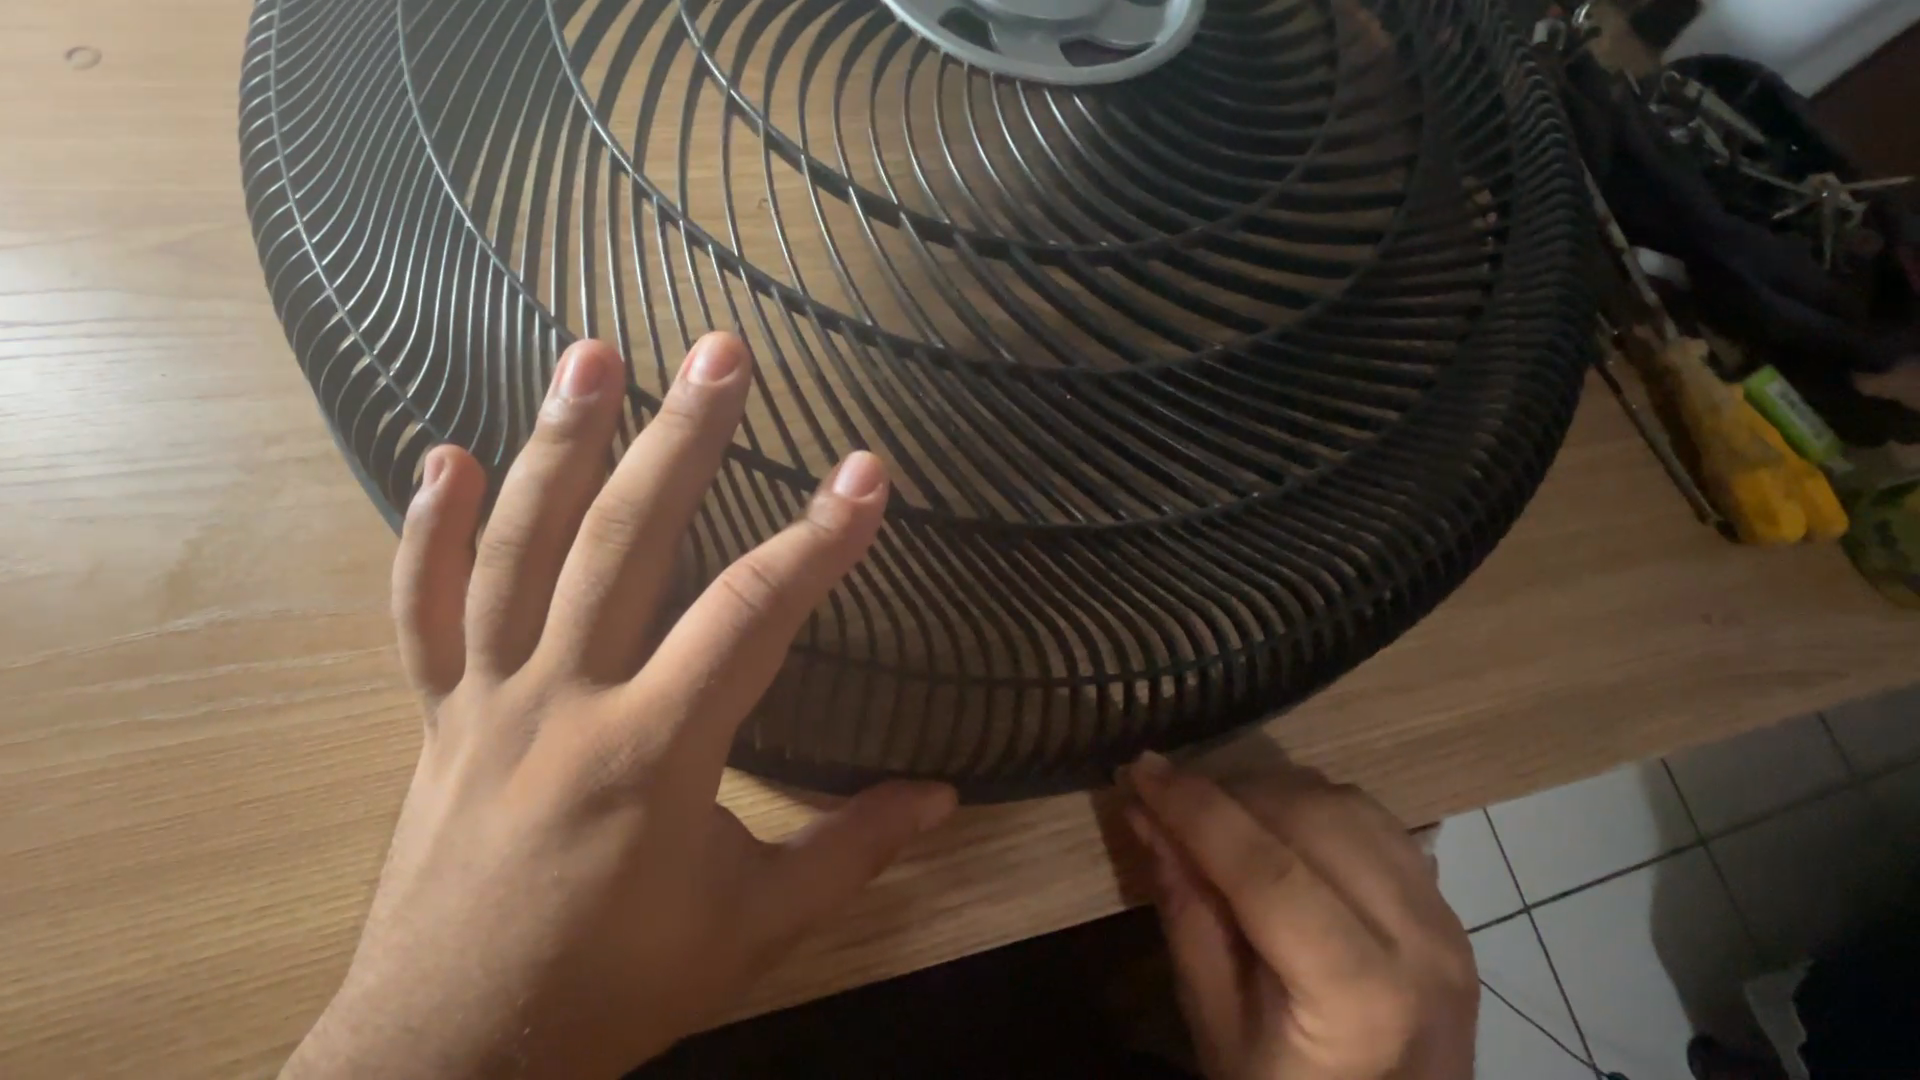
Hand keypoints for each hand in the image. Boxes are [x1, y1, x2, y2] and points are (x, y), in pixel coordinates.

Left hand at [284, 335, 958, 1079]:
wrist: (448, 1063)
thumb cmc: (615, 987)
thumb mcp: (757, 926)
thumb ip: (854, 850)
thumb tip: (944, 796)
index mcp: (653, 755)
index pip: (750, 618)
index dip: (819, 542)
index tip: (868, 474)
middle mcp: (564, 704)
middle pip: (624, 545)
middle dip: (682, 441)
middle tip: (719, 352)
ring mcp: (488, 701)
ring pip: (518, 552)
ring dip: (557, 445)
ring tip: (590, 356)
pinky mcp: (439, 716)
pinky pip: (422, 611)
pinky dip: (426, 531)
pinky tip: (441, 452)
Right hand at [1123, 754, 1476, 1079]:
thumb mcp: (1213, 1018)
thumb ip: (1184, 908)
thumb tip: (1143, 811)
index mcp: (1360, 997)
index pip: (1268, 872)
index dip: (1197, 810)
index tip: (1140, 769)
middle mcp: (1418, 944)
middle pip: (1309, 821)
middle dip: (1226, 794)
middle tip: (1166, 796)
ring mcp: (1443, 918)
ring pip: (1343, 804)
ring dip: (1268, 792)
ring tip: (1217, 812)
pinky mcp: (1446, 903)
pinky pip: (1372, 819)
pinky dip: (1313, 805)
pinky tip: (1276, 826)